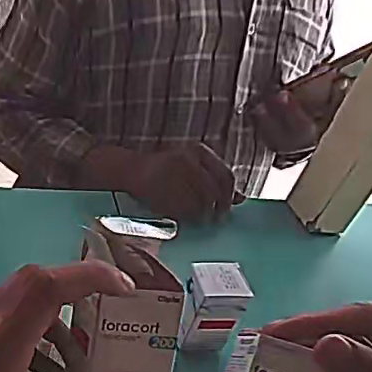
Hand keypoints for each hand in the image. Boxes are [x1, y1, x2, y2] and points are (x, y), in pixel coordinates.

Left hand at [0, 262, 131, 371]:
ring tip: (79, 357)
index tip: (125, 290)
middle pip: (35, 279)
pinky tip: (46, 370)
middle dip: (80, 288)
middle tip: (111, 313)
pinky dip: (36, 329)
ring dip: (57, 316)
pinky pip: (6, 315)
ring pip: (21, 295)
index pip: (46, 289)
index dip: (91, 278)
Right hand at [118, 144, 237, 221]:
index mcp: (199, 152)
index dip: (229, 195)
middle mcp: (189, 161)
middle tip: (217, 217)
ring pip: (202, 202)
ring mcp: (176, 175)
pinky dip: (190, 217)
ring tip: (201, 219)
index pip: (225, 176)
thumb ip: (214, 179)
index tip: (227, 206)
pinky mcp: (165, 190)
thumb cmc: (164, 169)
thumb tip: (240, 199)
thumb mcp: (191, 166)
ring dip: (204, 215)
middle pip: (215, 191)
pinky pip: (185, 209)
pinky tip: (188, 218)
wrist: (131, 169)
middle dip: (219, 207)